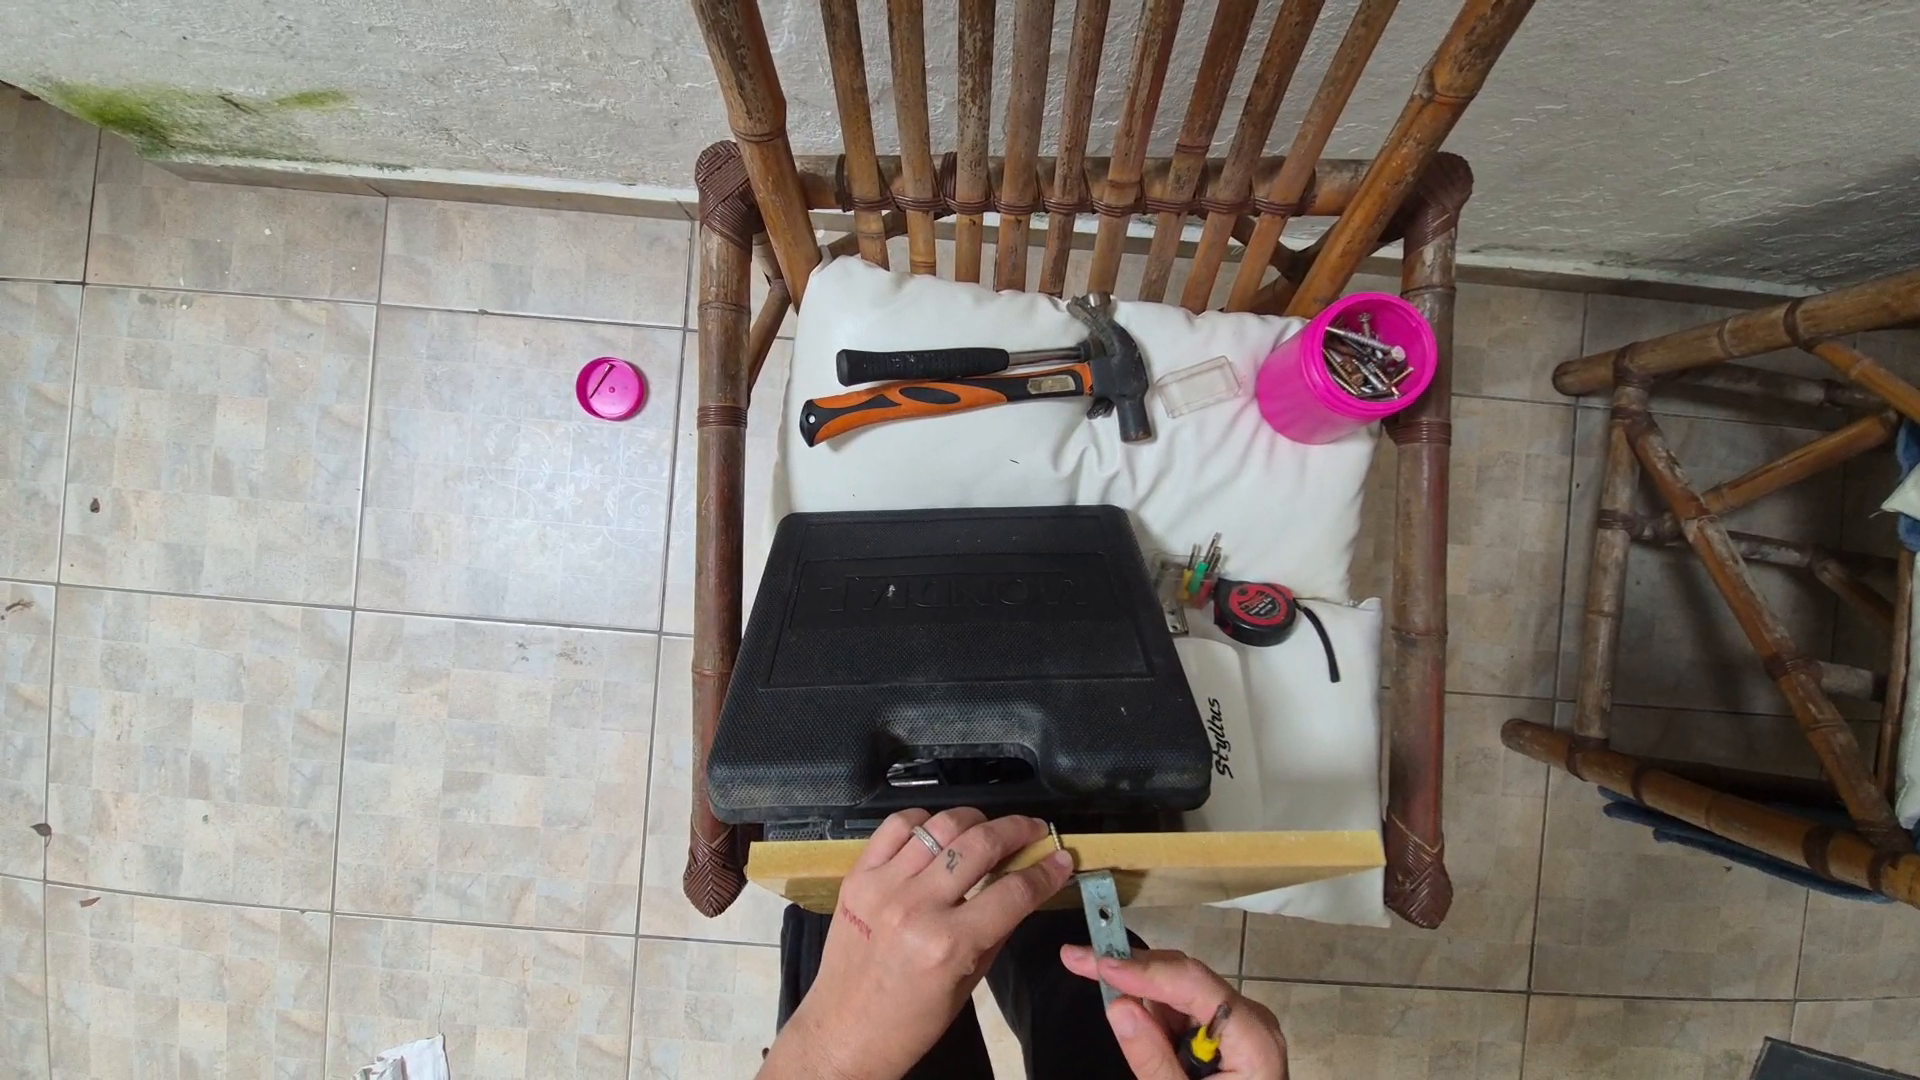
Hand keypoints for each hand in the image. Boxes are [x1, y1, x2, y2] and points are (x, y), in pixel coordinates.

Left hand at [762, 808, 1075, 1079]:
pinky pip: (896, 826)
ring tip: (988, 828)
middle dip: (1016, 829)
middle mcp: (916, 907)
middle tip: (1032, 828)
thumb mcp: (969, 983)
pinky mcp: (859, 876)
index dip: (1046, 871)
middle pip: (980, 845)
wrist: (843, 1033)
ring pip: (941, 826)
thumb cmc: (911, 1021)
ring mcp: (883, 886)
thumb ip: (999, 927)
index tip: (1060, 857)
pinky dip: (924, 820)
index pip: (1013, 892)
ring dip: (974, 819)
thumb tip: (1028, 885)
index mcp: (948, 945)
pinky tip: (938, 831)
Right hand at [1061, 946, 1288, 1078]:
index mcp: (1252, 1038)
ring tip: (1090, 974)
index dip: (1144, 970)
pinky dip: (1147, 1007)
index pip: (1193, 984)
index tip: (1098, 964)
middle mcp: (1246, 1016)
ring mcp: (1234, 1020)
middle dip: (1129, 970)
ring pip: (1173, 986)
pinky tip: (1126, 1007)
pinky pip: (1176, 1005)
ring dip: (1134, 987)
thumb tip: (1118, 1004)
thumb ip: (1153, 1061)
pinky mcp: (1219, 1028)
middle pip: (1181, 976)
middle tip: (1076, 958)